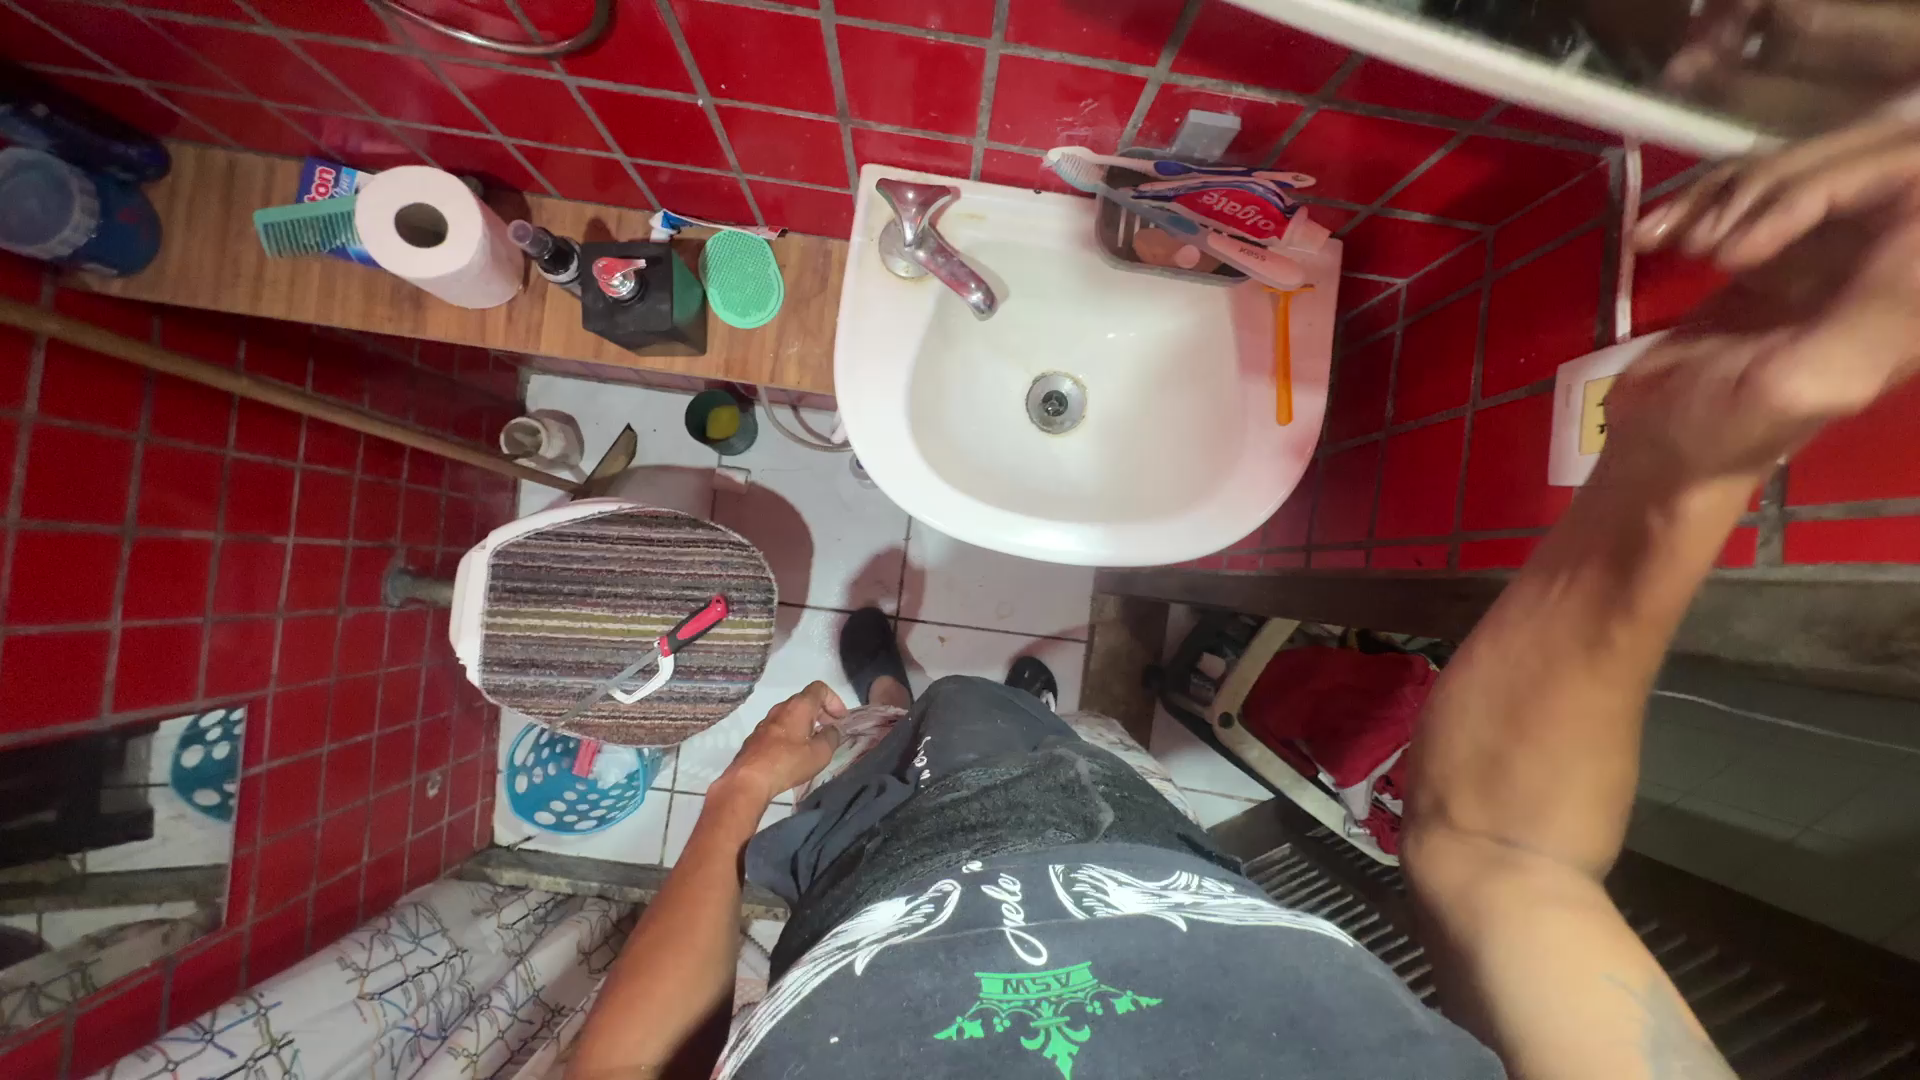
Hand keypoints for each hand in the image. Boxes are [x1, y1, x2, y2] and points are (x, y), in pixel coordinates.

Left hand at [717, 681, 845, 804]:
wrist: (748, 779)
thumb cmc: (788, 762)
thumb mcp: (820, 753)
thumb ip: (831, 737)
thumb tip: (832, 730)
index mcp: (799, 706)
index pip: (820, 688)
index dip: (834, 700)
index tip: (840, 719)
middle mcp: (781, 708)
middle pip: (805, 700)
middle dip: (821, 712)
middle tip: (830, 729)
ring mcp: (766, 722)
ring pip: (791, 714)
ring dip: (806, 723)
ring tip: (814, 743)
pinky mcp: (756, 737)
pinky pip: (779, 727)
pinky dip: (792, 733)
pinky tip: (794, 753)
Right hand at [1605, 114, 1919, 488]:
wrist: (1654, 451)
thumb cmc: (1722, 430)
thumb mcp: (1804, 382)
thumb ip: (1879, 305)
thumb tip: (1916, 213)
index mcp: (1911, 288)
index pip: (1913, 176)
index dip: (1828, 187)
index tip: (1738, 250)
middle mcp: (1882, 255)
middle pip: (1862, 155)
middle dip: (1768, 188)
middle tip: (1701, 248)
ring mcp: (1820, 250)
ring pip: (1797, 165)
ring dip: (1723, 196)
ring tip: (1677, 247)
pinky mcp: (1760, 255)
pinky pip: (1742, 194)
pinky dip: (1689, 206)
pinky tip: (1652, 239)